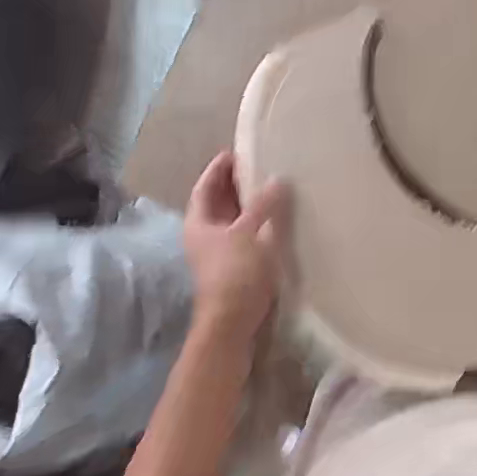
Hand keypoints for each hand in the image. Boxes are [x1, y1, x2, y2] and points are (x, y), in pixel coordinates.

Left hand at [184, 150, 287, 333]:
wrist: (232, 323)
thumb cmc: (234, 273)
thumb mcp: (249, 233)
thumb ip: (263, 205)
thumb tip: (277, 180)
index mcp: (199, 222)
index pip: (205, 186)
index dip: (219, 168)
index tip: (238, 152)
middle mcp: (205, 234)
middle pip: (219, 202)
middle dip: (238, 184)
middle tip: (262, 165)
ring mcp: (220, 252)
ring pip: (234, 220)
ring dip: (250, 204)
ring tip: (274, 187)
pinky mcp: (236, 266)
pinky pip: (246, 235)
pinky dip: (259, 223)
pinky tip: (277, 219)